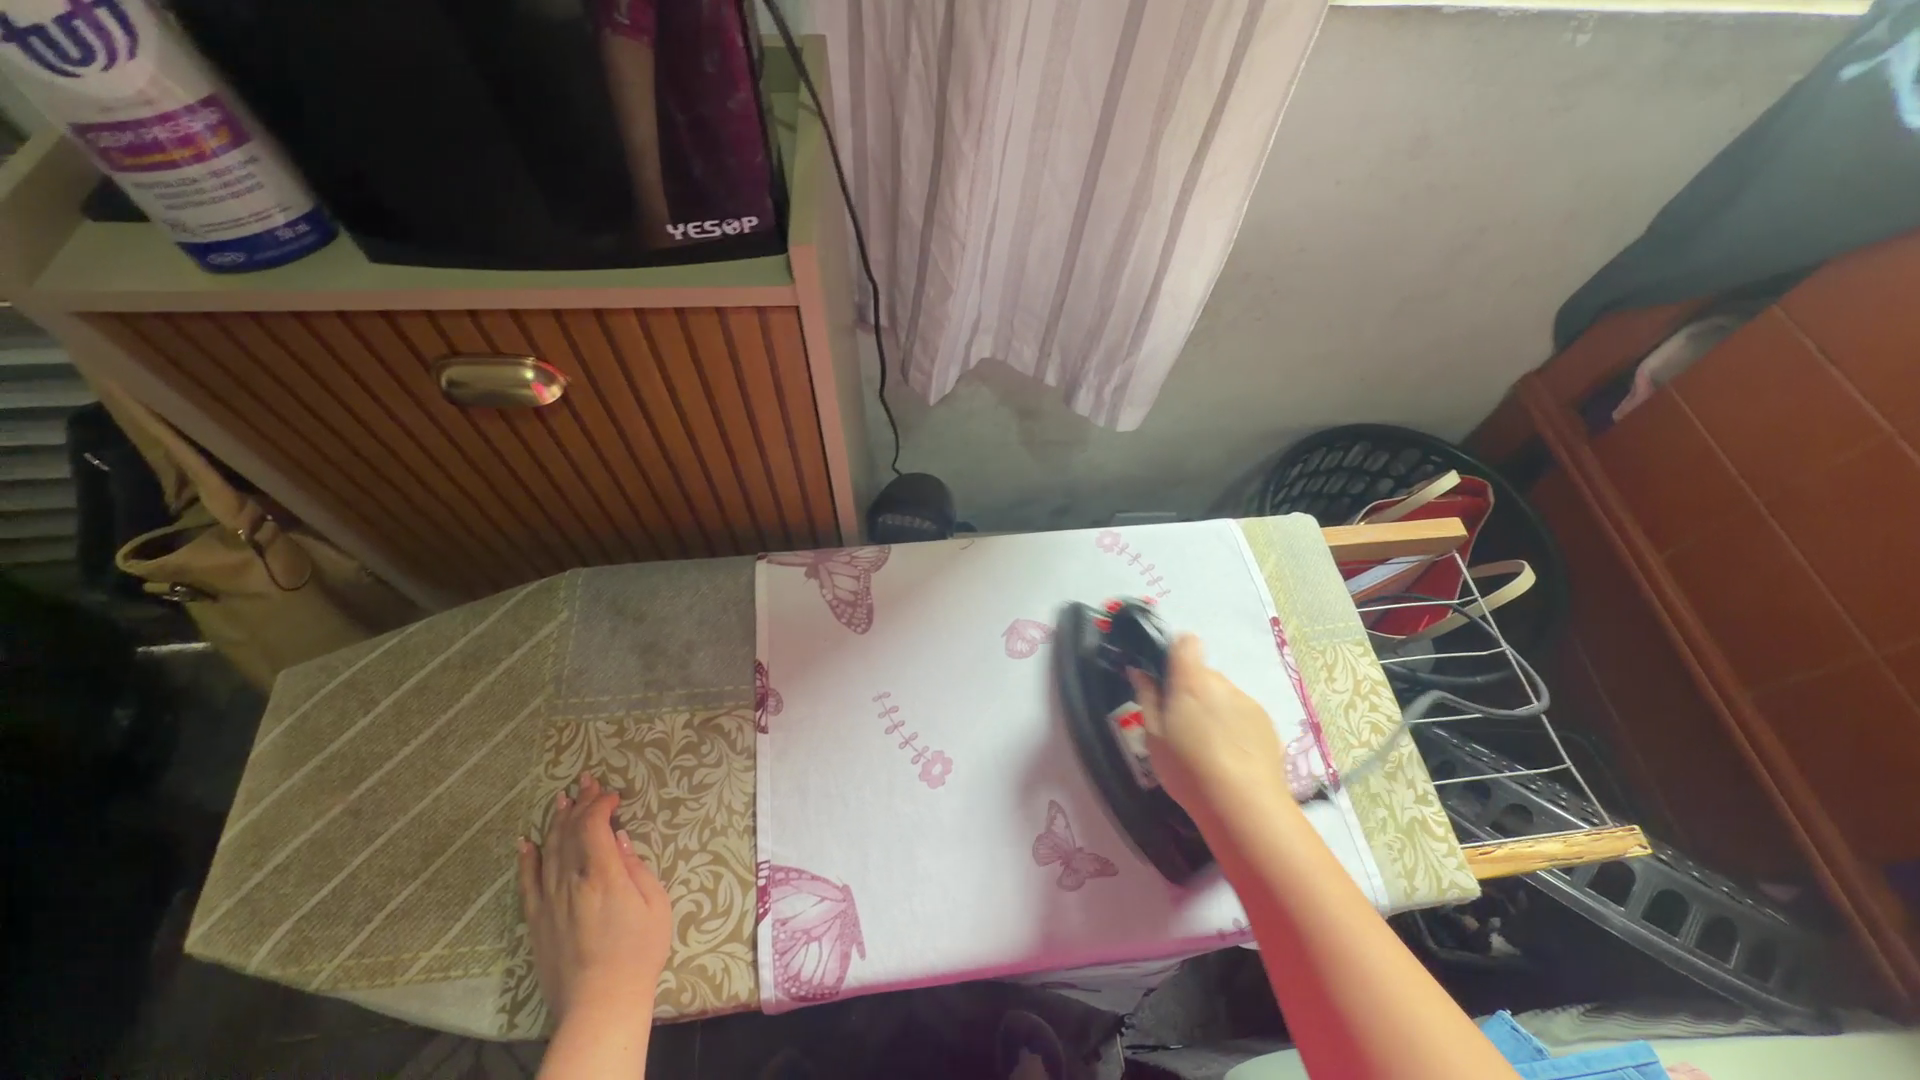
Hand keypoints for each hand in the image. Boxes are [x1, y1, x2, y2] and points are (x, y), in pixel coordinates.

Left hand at [517, 771, 672, 1023]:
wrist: (599, 1001)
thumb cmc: (638, 952)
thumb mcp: (655, 905)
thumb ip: (635, 868)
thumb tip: (619, 840)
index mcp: (603, 874)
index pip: (595, 825)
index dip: (602, 804)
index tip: (614, 795)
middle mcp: (571, 879)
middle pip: (570, 830)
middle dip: (580, 802)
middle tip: (586, 781)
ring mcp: (549, 899)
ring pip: (548, 849)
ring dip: (555, 820)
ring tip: (561, 798)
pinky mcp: (536, 919)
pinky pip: (527, 881)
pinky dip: (527, 857)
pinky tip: (526, 841)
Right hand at [1128, 635, 1292, 829]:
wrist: (1243, 804)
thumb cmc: (1188, 770)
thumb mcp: (1154, 737)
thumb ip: (1148, 697)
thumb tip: (1140, 671)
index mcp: (1191, 681)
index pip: (1186, 643)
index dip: (1175, 654)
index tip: (1165, 679)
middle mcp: (1222, 684)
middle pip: (1203, 673)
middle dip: (1191, 690)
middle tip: (1181, 725)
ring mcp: (1248, 702)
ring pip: (1223, 694)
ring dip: (1213, 708)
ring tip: (1208, 746)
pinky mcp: (1267, 722)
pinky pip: (1242, 712)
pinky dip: (1233, 725)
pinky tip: (1229, 755)